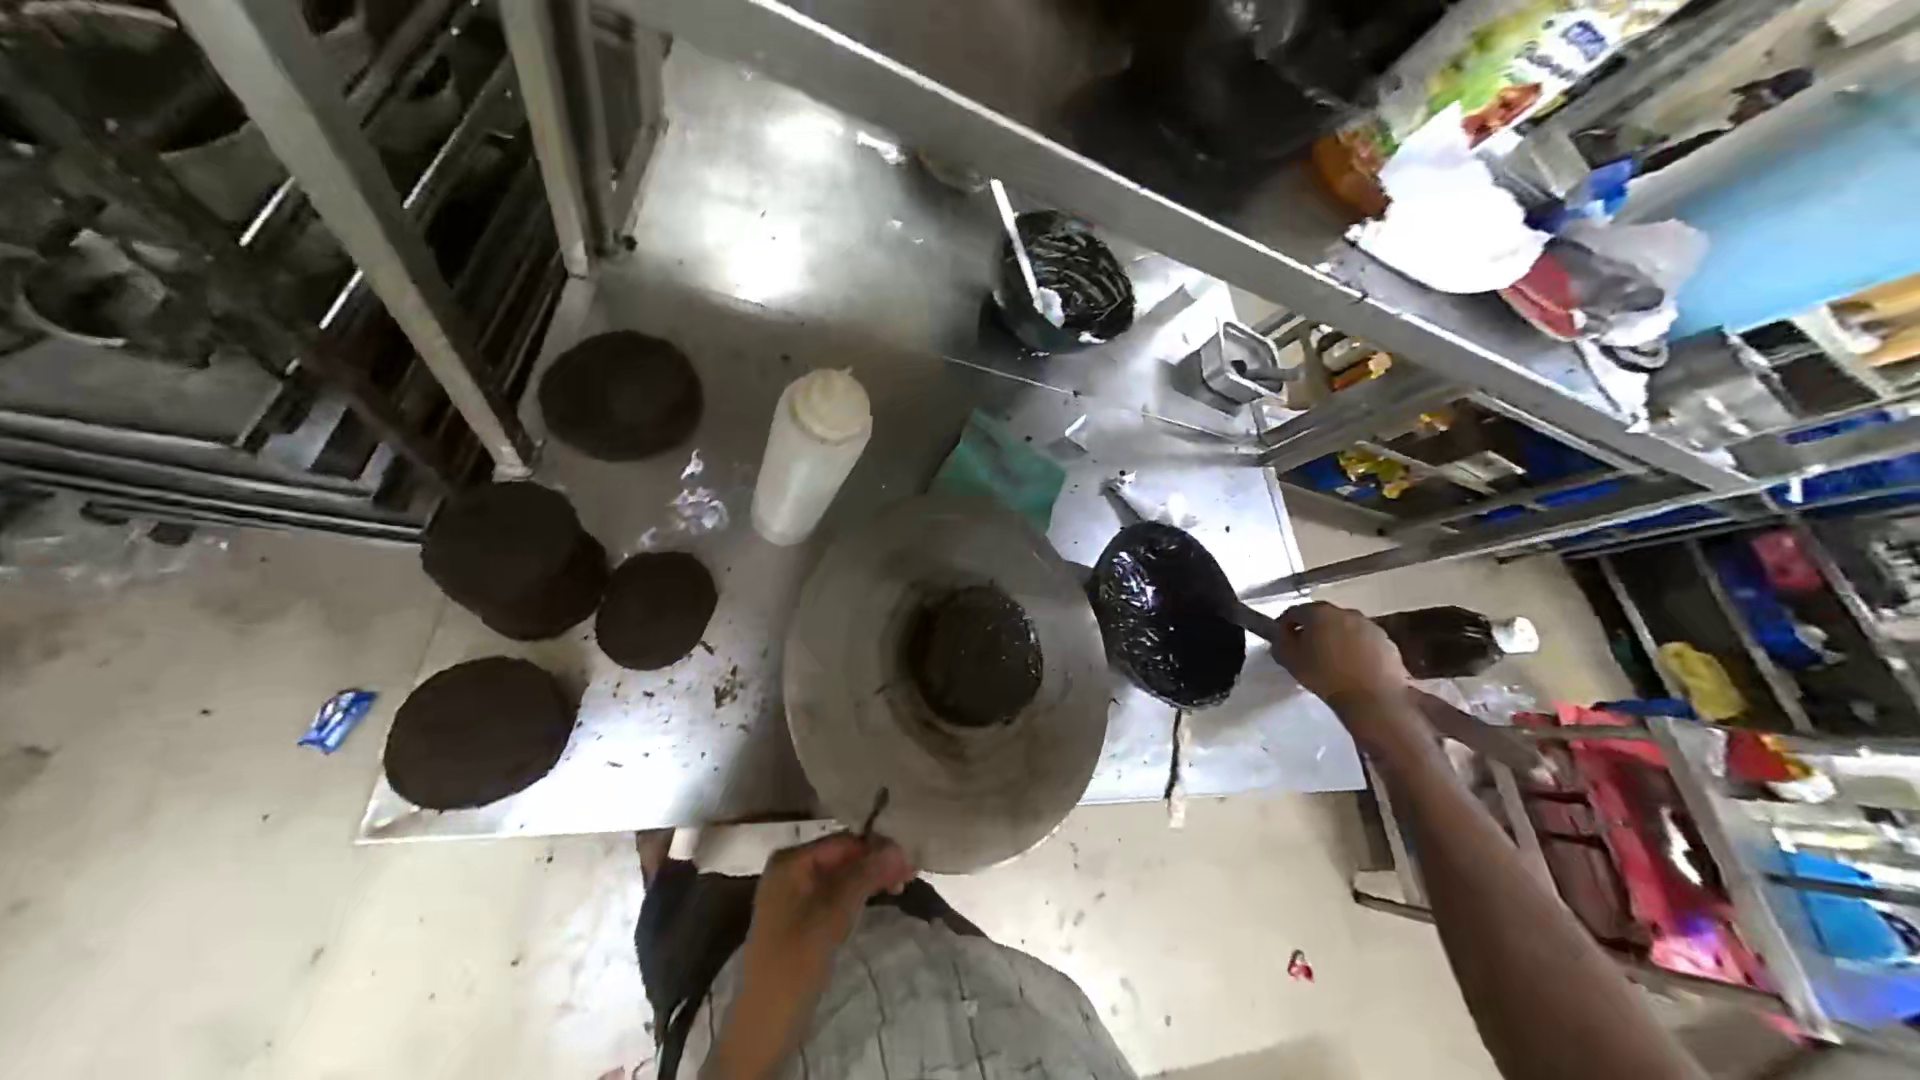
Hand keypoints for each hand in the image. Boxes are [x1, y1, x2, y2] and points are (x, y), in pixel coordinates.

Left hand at [737, 833, 915, 1018]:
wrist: (764, 1025)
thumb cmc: (794, 962)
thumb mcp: (832, 915)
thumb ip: (864, 876)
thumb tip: (897, 846)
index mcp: (790, 861)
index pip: (843, 842)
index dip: (877, 847)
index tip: (910, 859)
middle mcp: (791, 870)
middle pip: (842, 856)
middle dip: (876, 862)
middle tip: (911, 873)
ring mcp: (795, 894)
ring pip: (842, 875)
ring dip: (871, 878)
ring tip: (902, 885)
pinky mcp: (802, 917)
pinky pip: (836, 894)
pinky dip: (859, 894)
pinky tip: (881, 897)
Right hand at [1271, 602, 1424, 759]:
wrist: (1372, 698)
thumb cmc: (1325, 676)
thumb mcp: (1289, 660)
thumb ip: (1280, 642)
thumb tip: (1282, 635)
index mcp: (1318, 613)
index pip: (1294, 611)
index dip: (1285, 624)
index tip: (1283, 638)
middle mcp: (1345, 613)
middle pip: (1322, 617)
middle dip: (1312, 629)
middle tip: (1306, 649)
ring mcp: (1369, 626)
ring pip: (1345, 628)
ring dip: (1335, 638)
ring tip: (1331, 660)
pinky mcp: (1387, 642)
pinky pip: (1364, 641)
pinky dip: (1355, 649)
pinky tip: (1352, 668)